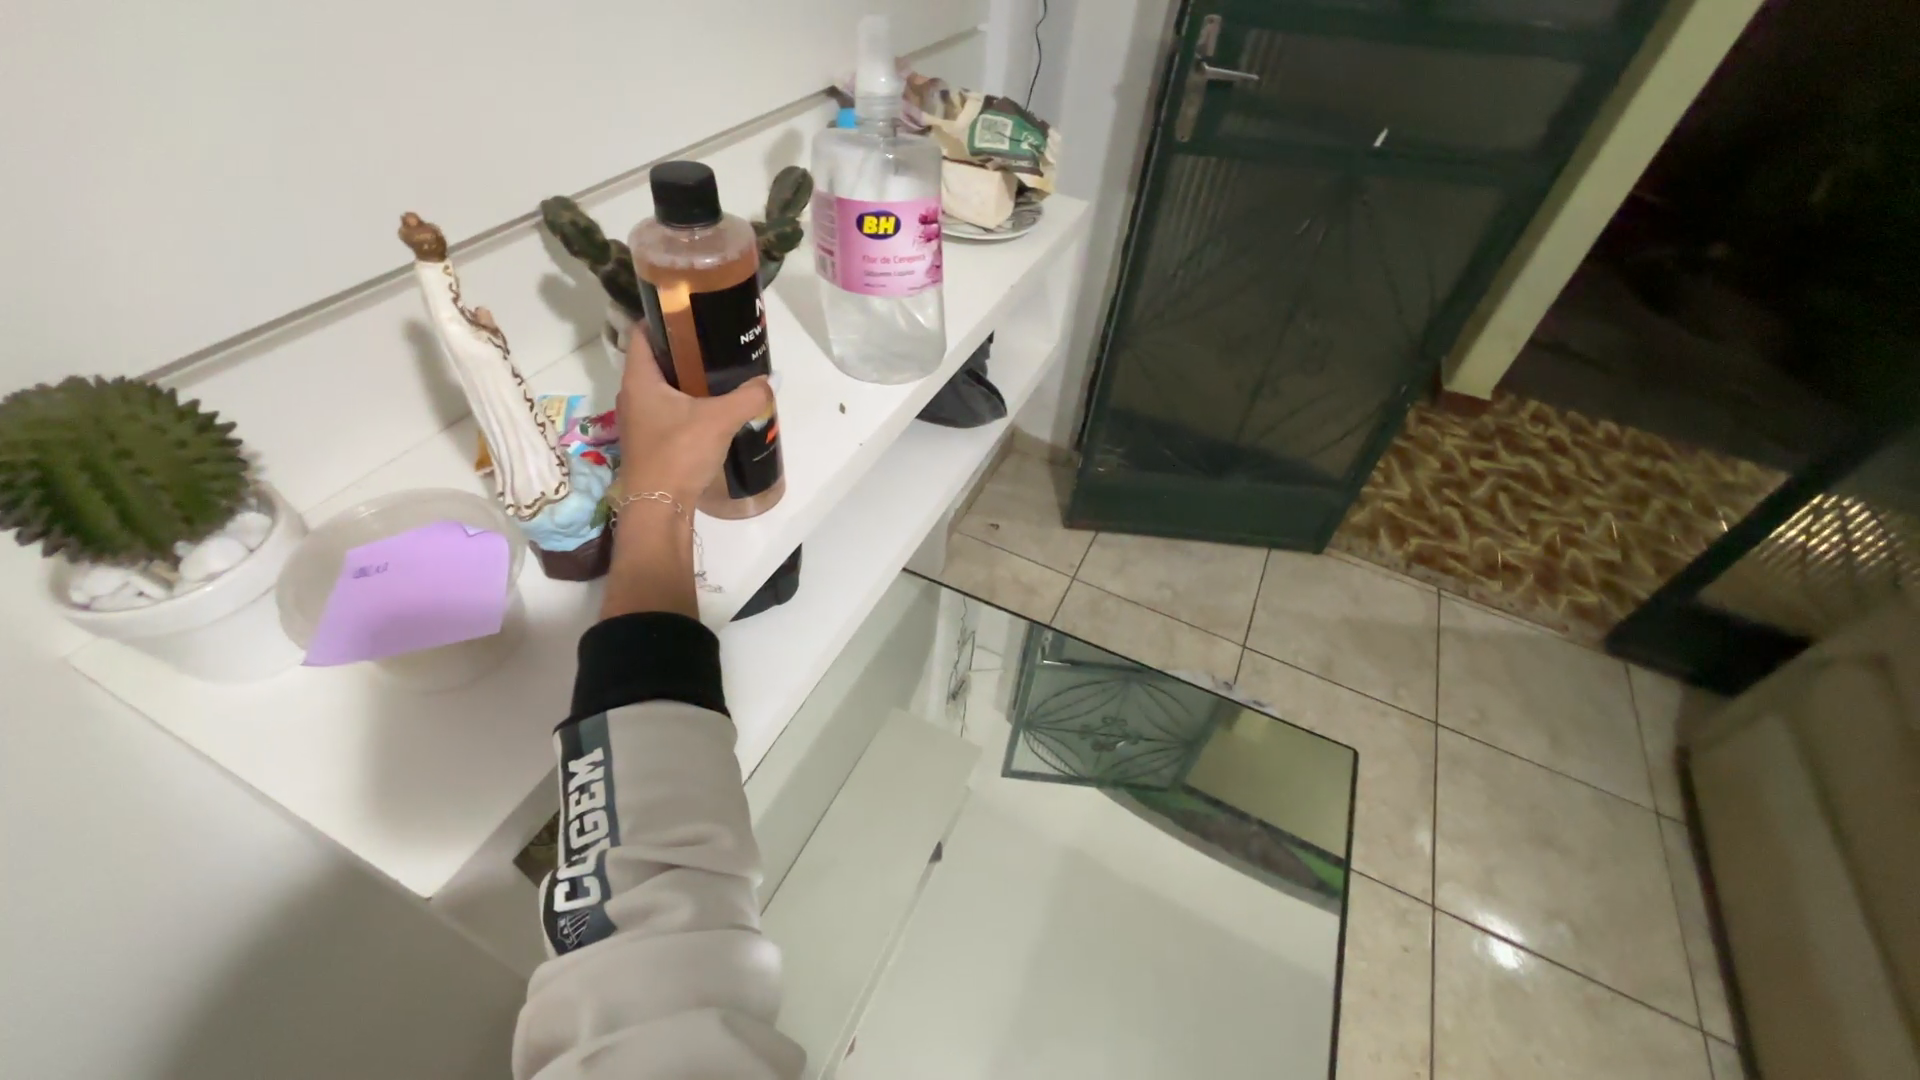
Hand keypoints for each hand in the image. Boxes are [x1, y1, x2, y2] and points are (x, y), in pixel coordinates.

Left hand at [615, 331, 772, 505]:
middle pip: (656, 360)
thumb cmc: (679, 453)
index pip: (641, 332)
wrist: (659, 508)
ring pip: (663, 388)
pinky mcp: (651, 442)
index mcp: (639, 379)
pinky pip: (669, 412)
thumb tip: (771, 380)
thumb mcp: (719, 419)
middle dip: (684, 351)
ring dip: (687, 381)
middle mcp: (632, 395)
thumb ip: (749, 396)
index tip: (692, 313)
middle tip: (716, 345)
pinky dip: (688, 405)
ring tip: (720, 376)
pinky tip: (713, 411)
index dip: (662, 317)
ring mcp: (640, 421)